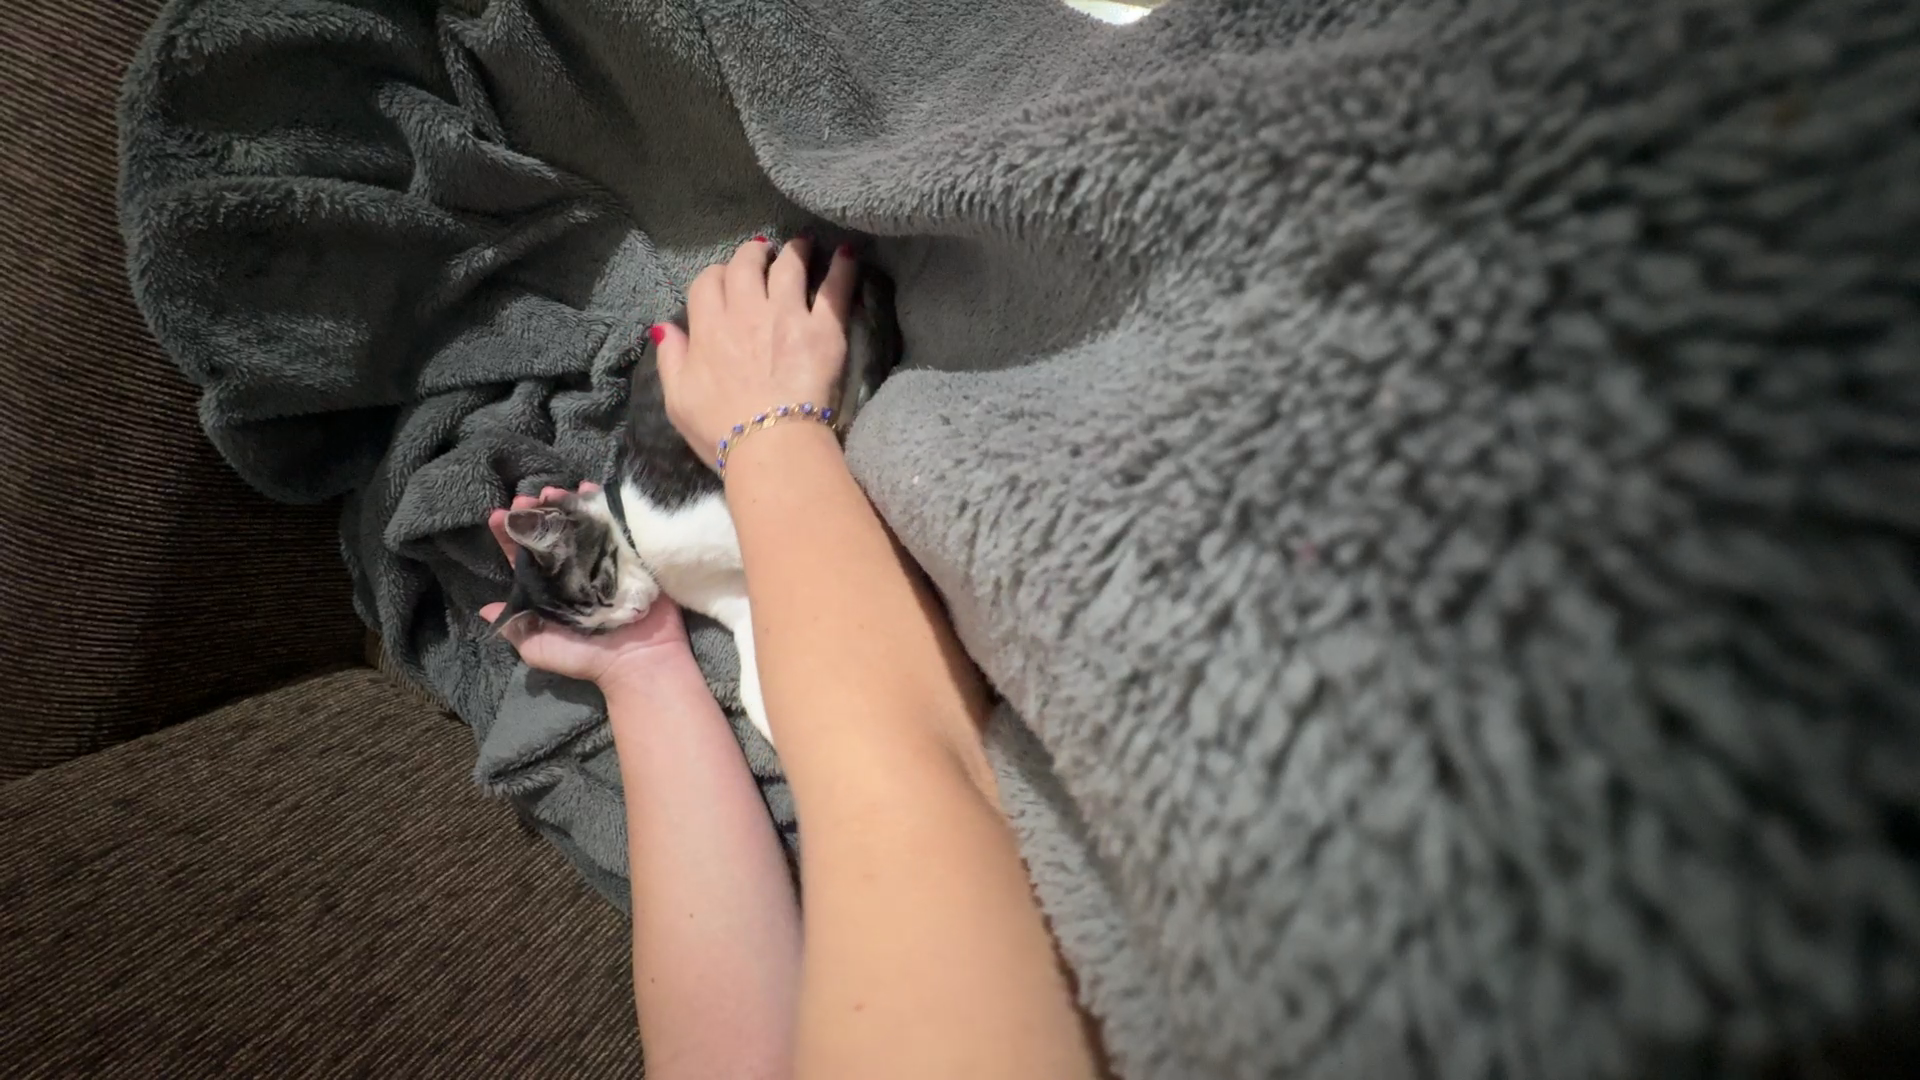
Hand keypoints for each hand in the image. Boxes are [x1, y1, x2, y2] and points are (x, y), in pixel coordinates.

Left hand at [479, 483, 693, 688]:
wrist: (640, 662)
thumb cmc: (589, 659)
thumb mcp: (540, 649)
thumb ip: (517, 628)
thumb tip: (484, 609)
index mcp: (550, 588)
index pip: (524, 556)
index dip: (510, 535)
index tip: (499, 514)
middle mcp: (576, 571)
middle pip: (554, 534)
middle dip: (541, 512)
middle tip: (532, 496)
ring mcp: (606, 562)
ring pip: (584, 526)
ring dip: (572, 505)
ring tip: (561, 489)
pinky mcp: (634, 558)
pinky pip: (620, 529)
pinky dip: (609, 509)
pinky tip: (596, 492)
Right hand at [654, 237, 858, 458]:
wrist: (772, 446)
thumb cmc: (722, 432)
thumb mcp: (679, 400)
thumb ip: (672, 359)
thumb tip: (664, 328)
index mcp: (708, 328)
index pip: (707, 283)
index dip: (717, 277)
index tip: (725, 281)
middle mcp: (746, 312)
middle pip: (746, 265)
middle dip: (753, 254)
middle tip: (764, 252)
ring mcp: (787, 316)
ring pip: (789, 267)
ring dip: (796, 251)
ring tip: (804, 245)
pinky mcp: (824, 330)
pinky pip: (834, 290)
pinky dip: (843, 268)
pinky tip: (848, 254)